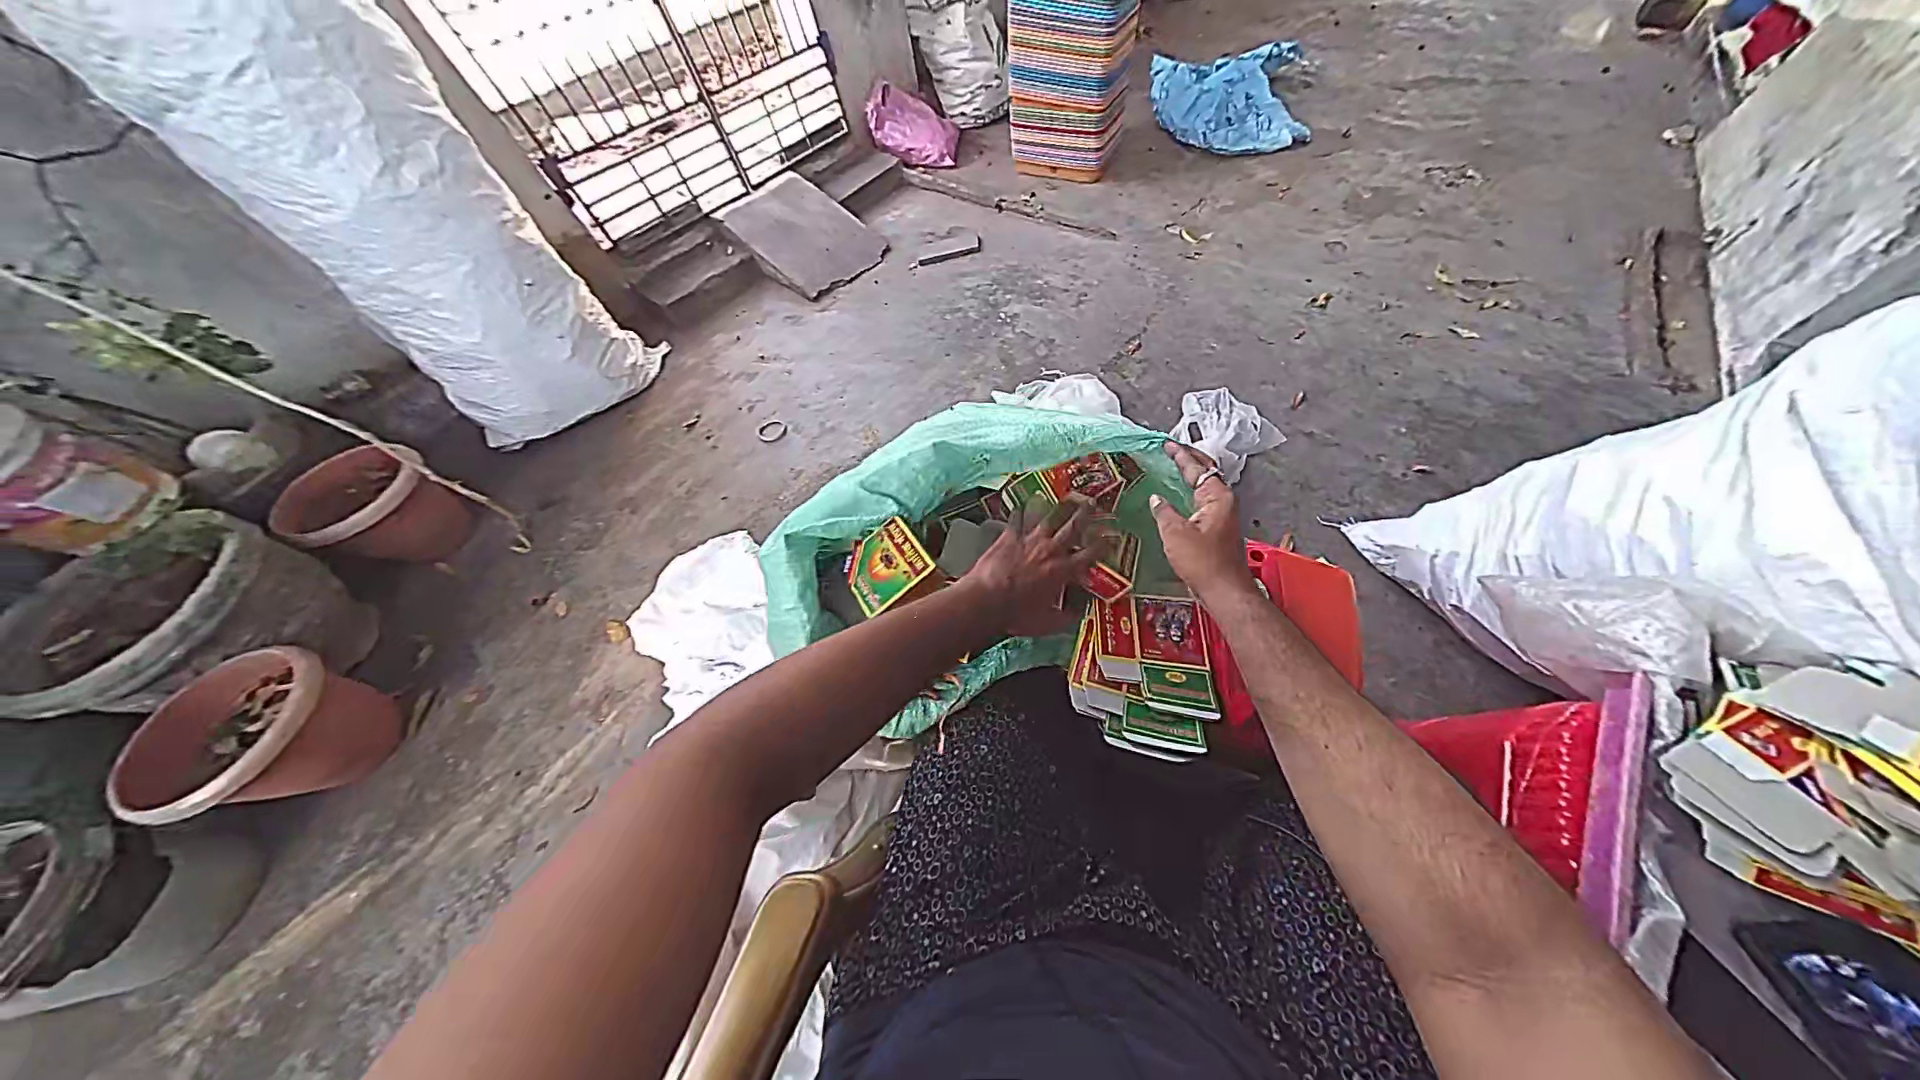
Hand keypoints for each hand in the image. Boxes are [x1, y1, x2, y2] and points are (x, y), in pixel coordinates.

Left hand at [962, 497, 1096, 636]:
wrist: (986, 601)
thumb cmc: (1018, 615)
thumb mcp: (1049, 623)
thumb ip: (1068, 616)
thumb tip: (1079, 612)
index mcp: (1064, 570)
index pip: (1091, 553)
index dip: (1105, 544)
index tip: (1112, 536)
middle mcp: (1051, 550)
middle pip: (1073, 526)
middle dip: (1086, 513)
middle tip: (1093, 502)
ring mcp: (1030, 539)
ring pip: (1049, 517)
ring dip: (1060, 507)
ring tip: (1066, 498)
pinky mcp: (1009, 536)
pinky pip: (1018, 518)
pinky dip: (1021, 511)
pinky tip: (1022, 505)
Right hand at [1149, 442, 1251, 602]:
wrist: (1224, 590)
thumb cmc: (1202, 562)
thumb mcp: (1175, 534)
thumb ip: (1164, 511)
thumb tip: (1156, 498)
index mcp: (1217, 497)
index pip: (1196, 468)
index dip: (1180, 456)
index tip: (1167, 445)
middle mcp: (1224, 501)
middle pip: (1207, 472)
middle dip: (1190, 459)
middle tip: (1172, 450)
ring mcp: (1224, 514)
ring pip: (1207, 485)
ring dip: (1192, 474)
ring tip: (1176, 466)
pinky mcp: (1219, 527)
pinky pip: (1204, 499)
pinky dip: (1192, 491)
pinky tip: (1181, 494)